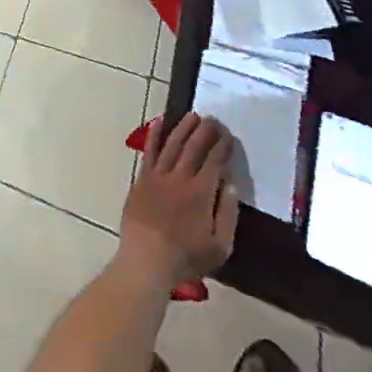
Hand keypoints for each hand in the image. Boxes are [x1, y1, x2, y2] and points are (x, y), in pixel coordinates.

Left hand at [118, 113, 237, 289]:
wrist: (147, 255)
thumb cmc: (188, 255)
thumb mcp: (221, 244)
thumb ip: (227, 213)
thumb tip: (230, 185)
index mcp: (200, 193)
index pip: (213, 163)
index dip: (221, 147)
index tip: (228, 135)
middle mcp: (178, 178)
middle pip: (192, 149)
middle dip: (204, 133)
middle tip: (213, 119)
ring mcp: (156, 175)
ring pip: (171, 145)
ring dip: (182, 129)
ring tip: (192, 116)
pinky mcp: (142, 177)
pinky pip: (149, 151)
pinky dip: (155, 135)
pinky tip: (159, 123)